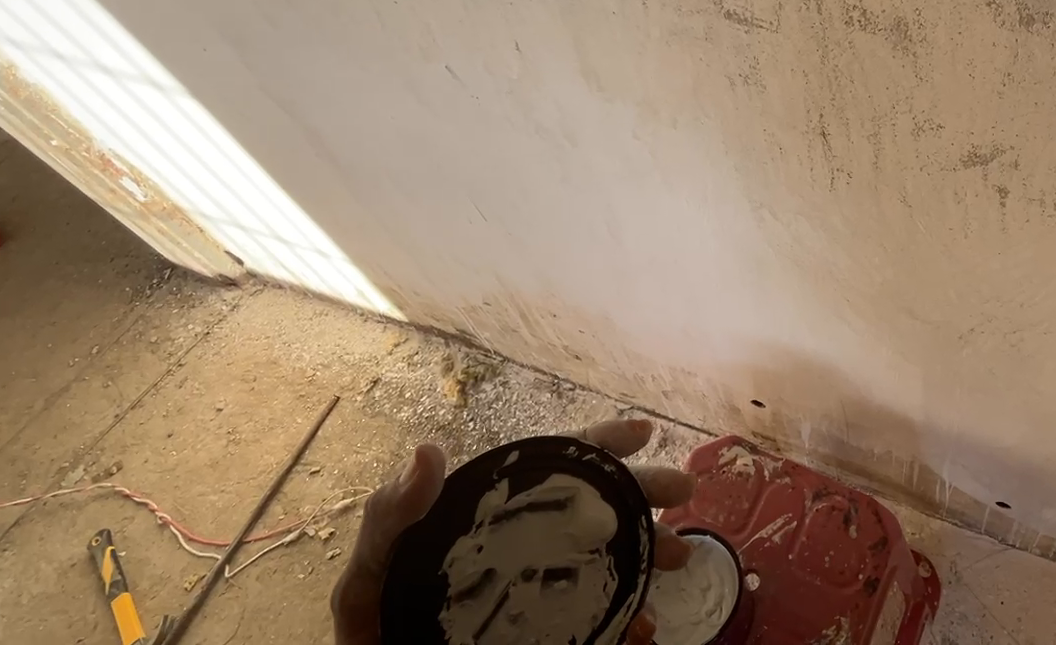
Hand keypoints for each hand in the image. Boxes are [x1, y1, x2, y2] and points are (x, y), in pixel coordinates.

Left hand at [332, 418, 696, 644]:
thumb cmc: (379, 620)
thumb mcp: (371, 568)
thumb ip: (392, 515)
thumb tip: (429, 451)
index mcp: (501, 511)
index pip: (557, 462)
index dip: (601, 441)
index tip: (643, 430)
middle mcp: (535, 540)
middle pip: (599, 502)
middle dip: (644, 490)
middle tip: (683, 491)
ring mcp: (549, 588)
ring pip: (611, 555)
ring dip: (649, 550)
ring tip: (677, 556)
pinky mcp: (559, 633)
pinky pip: (603, 621)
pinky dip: (629, 623)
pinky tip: (644, 629)